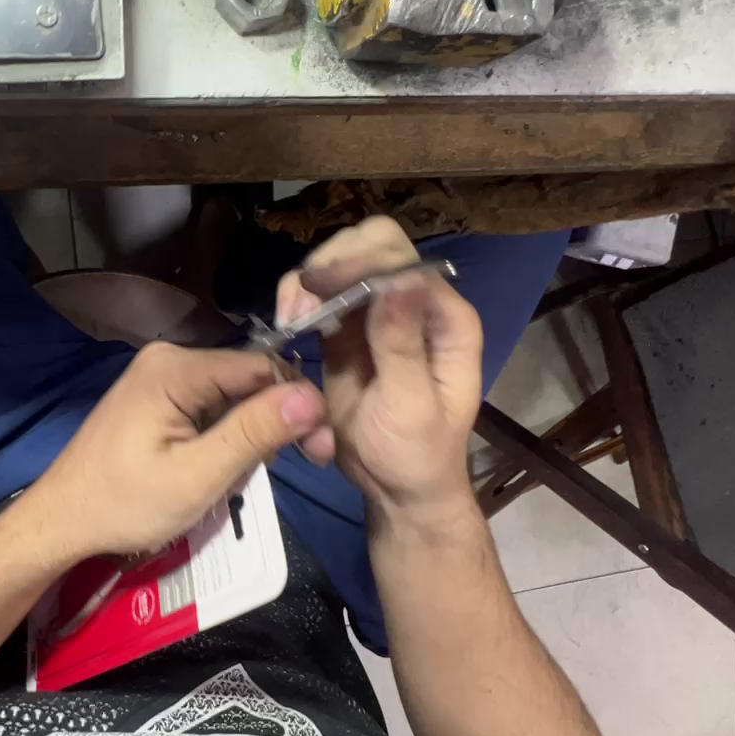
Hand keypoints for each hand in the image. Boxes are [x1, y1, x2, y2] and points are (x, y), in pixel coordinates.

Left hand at [20, 341, 326, 560]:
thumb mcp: (197, 477)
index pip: (263, 367)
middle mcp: (169, 358)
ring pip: (232, 395)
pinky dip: (224, 436)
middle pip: (248, 379)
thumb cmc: (125, 504)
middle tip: (282, 471)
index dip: (299, 405)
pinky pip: (210, 405)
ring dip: (248, 435)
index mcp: (176, 368)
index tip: (320, 453)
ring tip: (235, 477)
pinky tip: (215, 467)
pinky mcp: (156, 396)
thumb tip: (312, 396)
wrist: (61, 520)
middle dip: (273, 423)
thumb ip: (253, 434)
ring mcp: (160, 375)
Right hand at [276, 216, 483, 521]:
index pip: (404, 263)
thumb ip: (402, 345)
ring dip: (308, 281)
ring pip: (341, 263)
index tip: (320, 286)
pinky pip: (318, 296)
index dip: (361, 264)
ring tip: (290, 318)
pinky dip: (298, 299)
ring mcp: (376, 315)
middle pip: (373, 246)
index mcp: (445, 319)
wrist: (394, 489)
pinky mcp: (344, 331)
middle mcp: (413, 305)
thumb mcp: (411, 406)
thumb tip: (401, 280)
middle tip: (301, 302)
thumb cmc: (416, 454)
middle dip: (332, 263)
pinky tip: (289, 324)